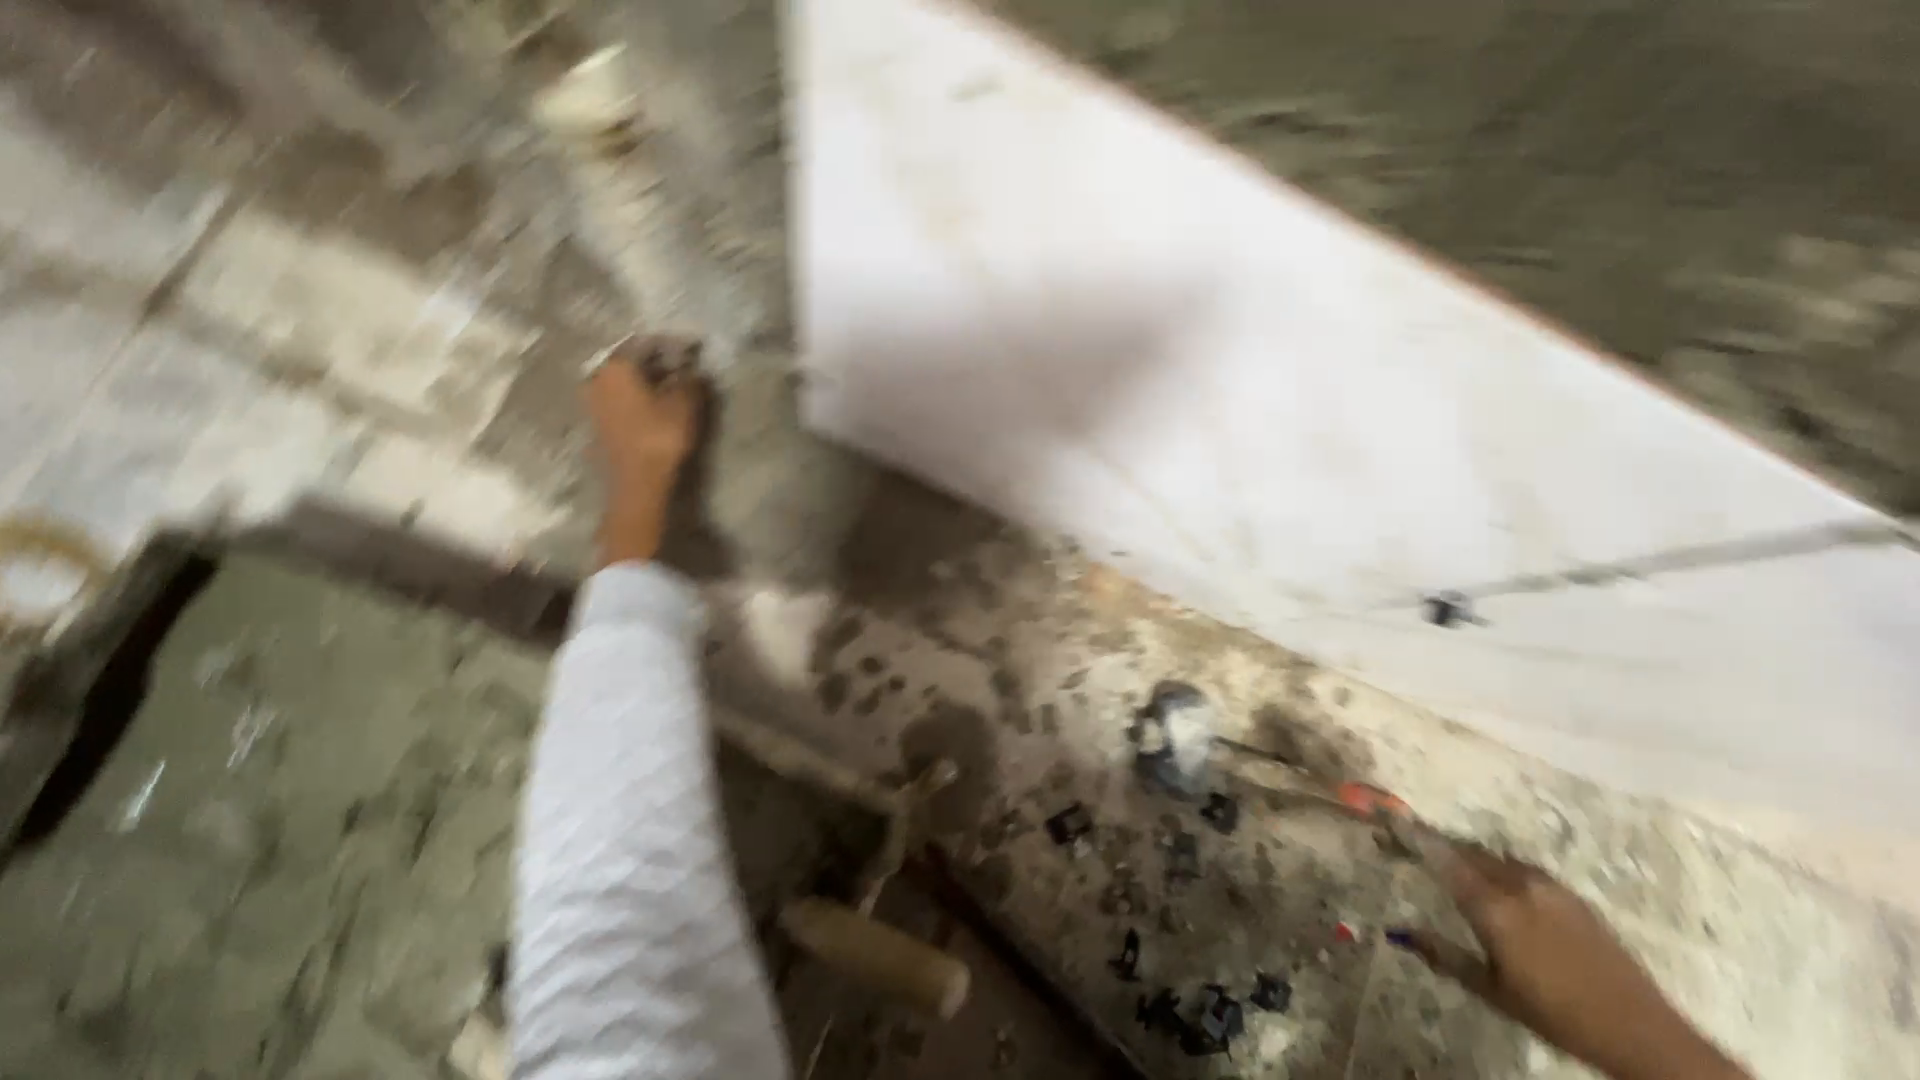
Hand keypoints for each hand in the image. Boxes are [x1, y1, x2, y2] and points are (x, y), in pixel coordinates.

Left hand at [582, 336, 704, 566]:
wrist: (637, 484)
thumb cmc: (661, 436)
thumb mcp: (685, 403)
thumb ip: (690, 379)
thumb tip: (690, 368)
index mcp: (616, 365)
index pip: (646, 342)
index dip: (672, 344)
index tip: (693, 348)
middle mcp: (597, 377)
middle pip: (630, 360)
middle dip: (656, 361)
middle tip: (681, 366)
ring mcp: (592, 402)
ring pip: (623, 381)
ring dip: (645, 381)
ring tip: (670, 386)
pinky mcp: (596, 424)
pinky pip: (619, 399)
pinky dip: (636, 397)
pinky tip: (654, 405)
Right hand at [1395, 826, 1748, 1079]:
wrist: (1639, 1031)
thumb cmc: (1555, 1014)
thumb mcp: (1490, 989)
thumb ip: (1443, 955)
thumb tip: (1396, 931)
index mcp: (1494, 907)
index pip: (1443, 858)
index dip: (1413, 837)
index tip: (1387, 822)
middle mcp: (1520, 885)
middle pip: (1468, 851)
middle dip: (1435, 843)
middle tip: (1407, 843)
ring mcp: (1550, 888)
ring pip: (1496, 858)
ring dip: (1467, 854)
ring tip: (1446, 860)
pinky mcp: (1572, 897)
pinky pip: (1521, 868)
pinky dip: (1497, 867)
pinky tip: (1494, 882)